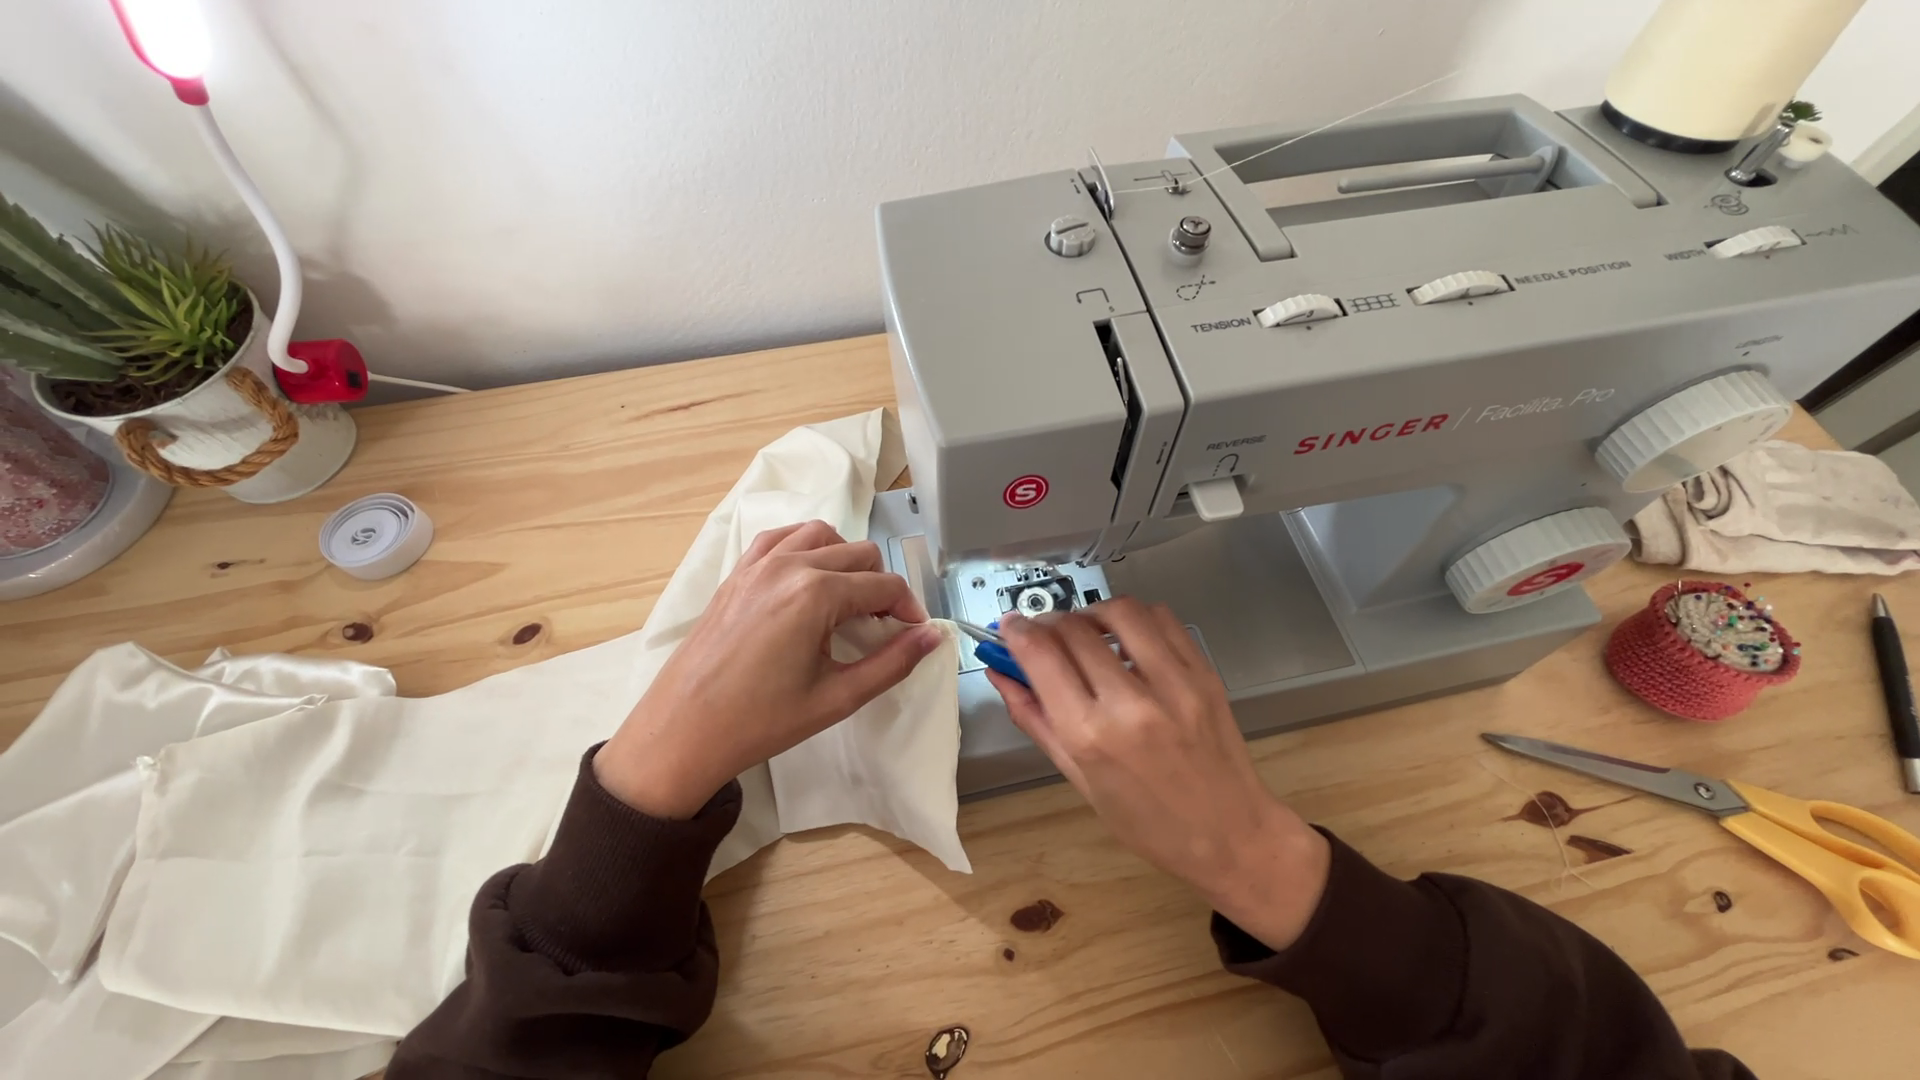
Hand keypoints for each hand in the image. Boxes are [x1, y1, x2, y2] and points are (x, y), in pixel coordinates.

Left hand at [596, 520, 942, 818]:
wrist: (684, 730)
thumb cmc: (761, 721)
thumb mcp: (837, 698)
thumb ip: (893, 663)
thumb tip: (934, 636)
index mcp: (817, 594)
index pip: (885, 585)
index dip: (909, 609)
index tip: (913, 636)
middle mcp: (790, 564)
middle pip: (861, 554)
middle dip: (882, 587)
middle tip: (882, 628)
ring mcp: (758, 563)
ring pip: (824, 536)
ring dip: (847, 561)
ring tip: (847, 603)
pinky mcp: (738, 571)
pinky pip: (783, 538)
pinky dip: (807, 548)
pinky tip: (809, 580)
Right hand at [990, 598, 1330, 949]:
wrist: (1230, 834)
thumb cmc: (1147, 821)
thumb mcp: (1078, 779)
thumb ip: (1035, 718)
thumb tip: (1001, 674)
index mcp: (1090, 736)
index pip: (1041, 655)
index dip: (1017, 631)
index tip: (1008, 627)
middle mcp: (1130, 702)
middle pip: (1074, 628)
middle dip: (1047, 623)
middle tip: (1042, 634)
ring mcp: (1173, 683)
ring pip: (1120, 611)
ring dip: (1091, 612)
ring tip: (1084, 631)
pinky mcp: (1203, 673)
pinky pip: (1161, 619)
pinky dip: (1134, 618)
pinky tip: (1125, 638)